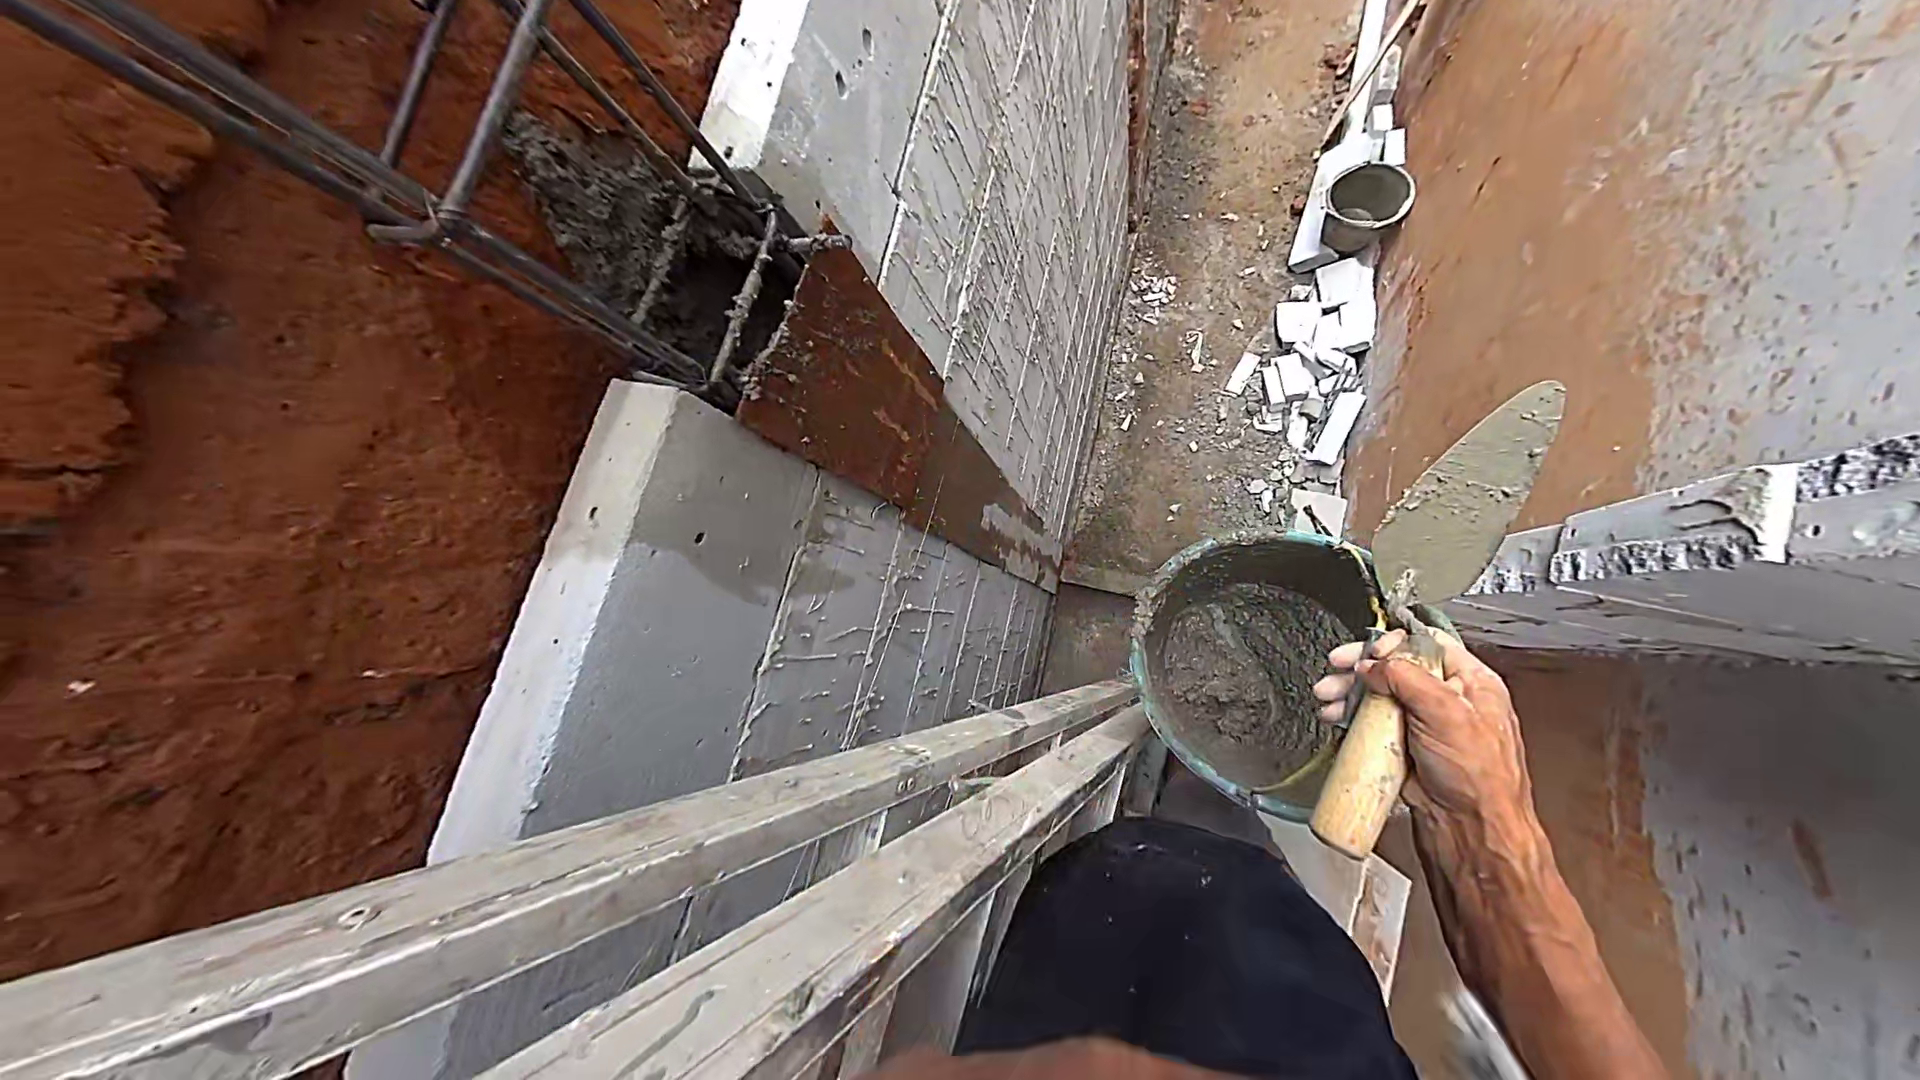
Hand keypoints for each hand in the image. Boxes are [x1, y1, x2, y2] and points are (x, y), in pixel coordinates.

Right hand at [1311, 630, 1531, 823]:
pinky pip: (1367, 716)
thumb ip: (1407, 678)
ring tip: (1326, 697)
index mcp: (1471, 683)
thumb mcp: (1447, 714)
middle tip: (1334, 667)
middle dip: (1358, 666)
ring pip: (1375, 689)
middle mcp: (1446, 697)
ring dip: (1346, 689)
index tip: (1368, 652)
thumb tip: (1371, 664)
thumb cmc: (1477, 777)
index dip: (1394, 642)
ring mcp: (1420, 719)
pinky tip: (1333, 715)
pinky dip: (1346, 712)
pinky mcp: (1400, 740)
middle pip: (1394, 664)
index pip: (1427, 643)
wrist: (1467, 827)